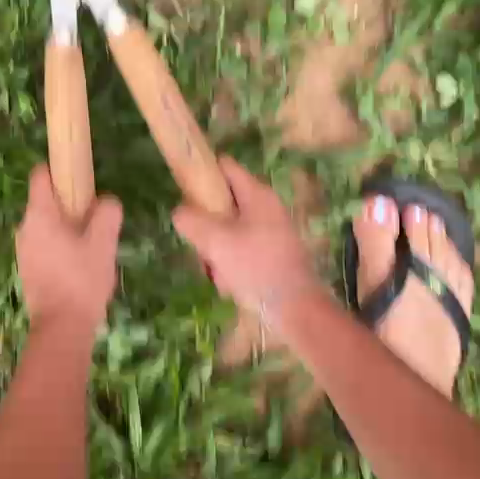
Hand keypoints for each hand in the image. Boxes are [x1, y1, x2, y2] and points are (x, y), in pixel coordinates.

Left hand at [15, 165, 123, 335]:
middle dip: (69, 206)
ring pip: (46, 227)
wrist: (61, 328)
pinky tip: (80, 268)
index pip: (40, 175)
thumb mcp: (103, 244)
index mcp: (39, 213)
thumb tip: (107, 202)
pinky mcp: (26, 269)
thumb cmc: (81, 280)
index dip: (59, 171)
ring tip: (91, 249)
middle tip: (94, 221)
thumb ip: (107, 215)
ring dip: (66, 230)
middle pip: (45, 202)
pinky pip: (44, 247)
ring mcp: (23, 249)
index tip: (80, 180)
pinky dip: (59, 249)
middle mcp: (24, 226)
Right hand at [171, 157, 320, 316]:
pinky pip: (241, 248)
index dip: (200, 173)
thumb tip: (180, 212)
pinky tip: (229, 283)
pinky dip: (230, 262)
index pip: (223, 165)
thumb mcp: (215, 241)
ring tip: (214, 270)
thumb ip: (190, 219)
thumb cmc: (257, 268)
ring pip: (228, 227)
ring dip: (215, 248)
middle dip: (205, 222)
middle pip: (222, 200)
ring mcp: (272, 231)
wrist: (299, 313)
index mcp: (256, 194)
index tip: (184, 194)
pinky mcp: (274, 254)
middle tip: (198, 242)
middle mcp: (266, 207)